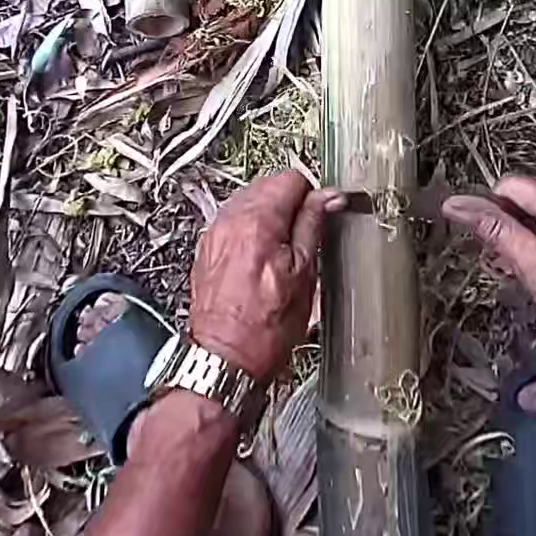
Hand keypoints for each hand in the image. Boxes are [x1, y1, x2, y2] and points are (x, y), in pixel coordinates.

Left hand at [188, 172, 344, 380]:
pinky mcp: (208, 245)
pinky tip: (261, 259)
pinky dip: (251, 230)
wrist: (225, 357)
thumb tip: (327, 198)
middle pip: (267, 185)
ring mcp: (216, 230)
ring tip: (281, 253)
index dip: (311, 196)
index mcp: (257, 220)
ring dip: (270, 217)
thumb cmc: (264, 328)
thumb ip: (312, 227)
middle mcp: (230, 218)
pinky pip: (234, 221)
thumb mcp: (304, 275)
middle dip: (289, 205)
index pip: (290, 179)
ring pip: (250, 201)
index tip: (319, 215)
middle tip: (302, 239)